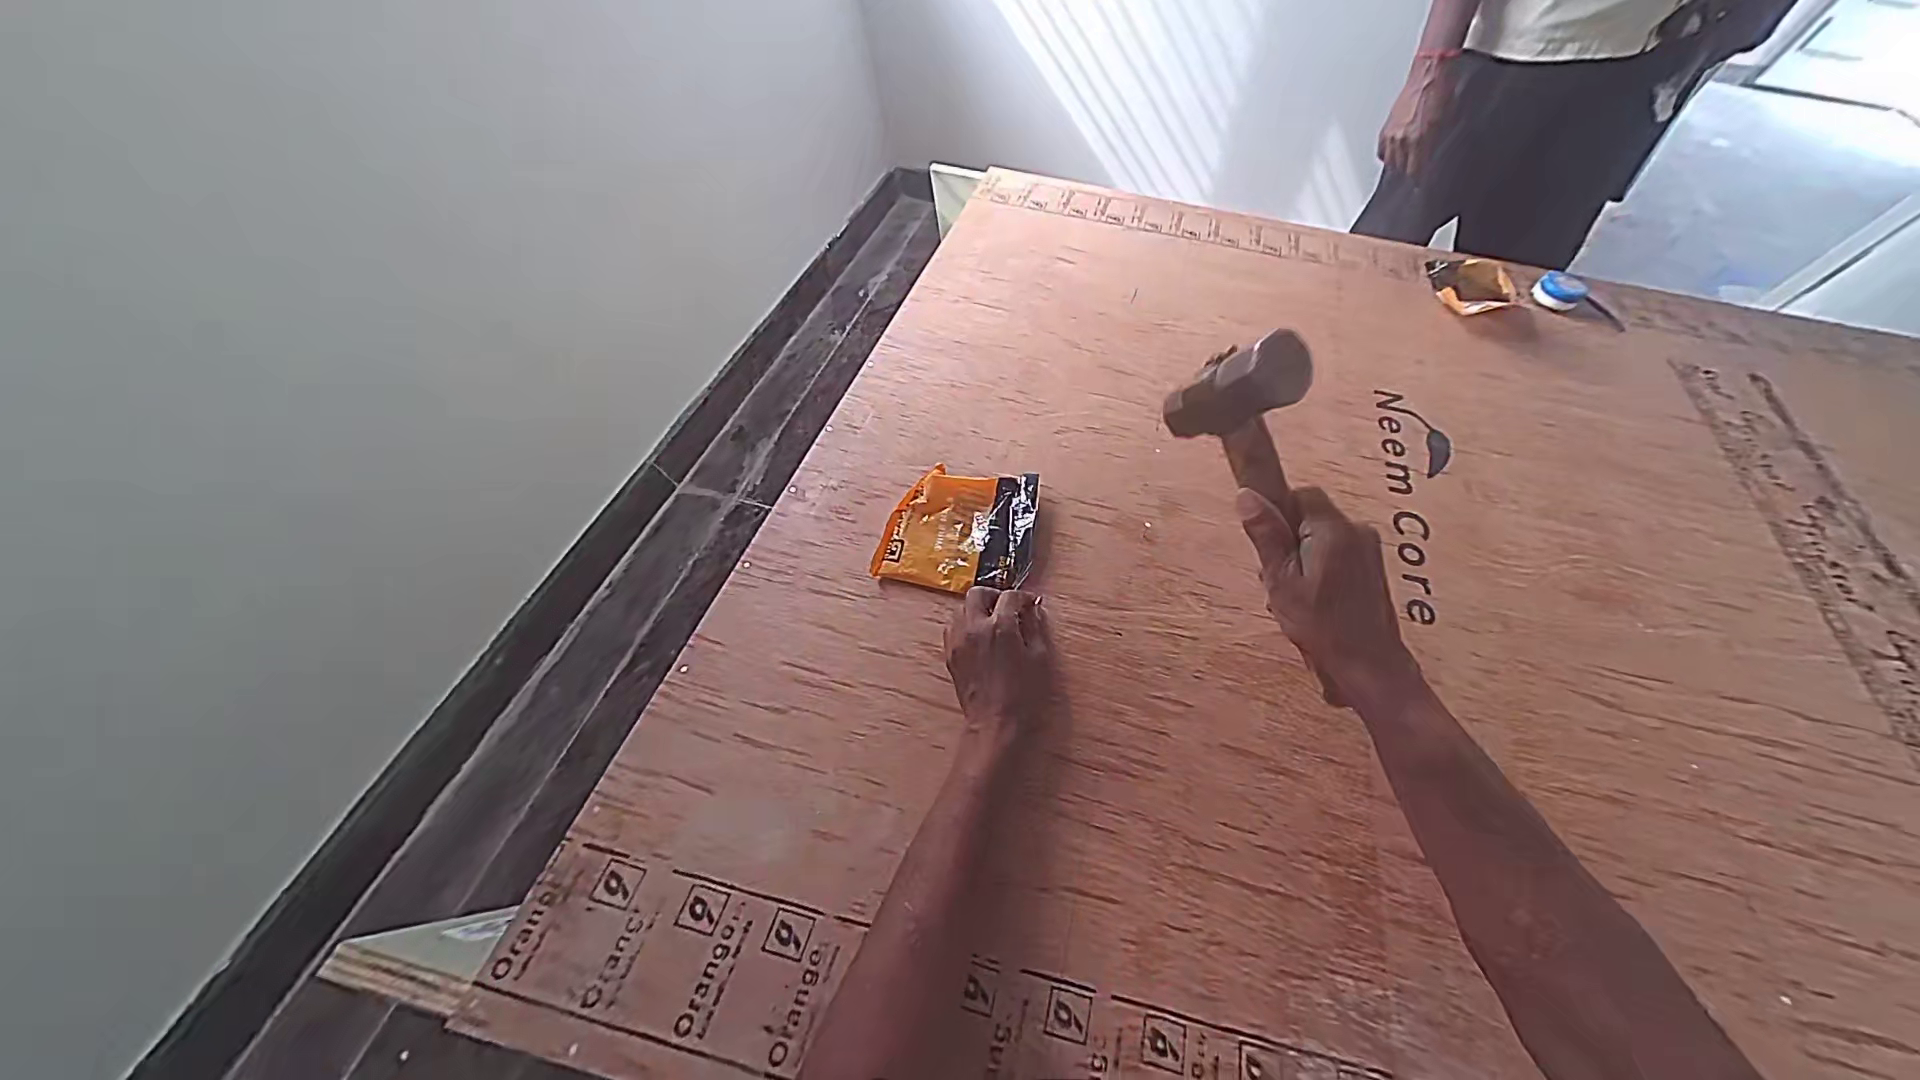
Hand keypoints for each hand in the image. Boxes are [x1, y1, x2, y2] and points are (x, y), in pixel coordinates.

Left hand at [945, 588, 1052, 752]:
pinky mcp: (950, 653)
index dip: (1022, 597)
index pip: (1009, 596)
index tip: (1029, 604)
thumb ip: (1035, 627)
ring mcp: (958, 640)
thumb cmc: (1022, 694)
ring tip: (992, 622)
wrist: (995, 721)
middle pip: (977, 593)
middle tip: (1007, 607)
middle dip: (994, 595)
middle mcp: (974, 627)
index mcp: (1000, 626)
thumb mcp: (1039, 657)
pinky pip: (953, 627)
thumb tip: (1032, 610)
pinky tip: (979, 637)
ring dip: (977, 609)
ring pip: (961, 608)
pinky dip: (965, 625)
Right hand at [1237, 487, 1419, 704]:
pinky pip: (1335, 552)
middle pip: (1310, 516)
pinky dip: (1317, 568)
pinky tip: (1310, 599)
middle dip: (1287, 540)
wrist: (1368, 665)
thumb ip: (1266, 535)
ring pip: (1320, 536)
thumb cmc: (1322, 627)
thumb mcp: (1280, 579)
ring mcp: (1368, 550)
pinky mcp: (1371, 567)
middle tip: (1276, 574)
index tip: (1266, 541)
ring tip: (1293, 593)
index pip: (1301, 494)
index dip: (1278, 512)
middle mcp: (1357, 532)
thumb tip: (1247, 496)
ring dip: (1300, 557)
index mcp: (1334, 530)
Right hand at [1378, 53, 1455, 175]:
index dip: (1420, 179)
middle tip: (1416, 172)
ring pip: (1391, 163)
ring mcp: (1392, 136)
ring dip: (1399, 164)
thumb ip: (1438, 142)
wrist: (1431, 70)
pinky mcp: (1385, 131)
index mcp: (1420, 139)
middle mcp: (1403, 140)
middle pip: (1402, 170)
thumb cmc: (1443, 89)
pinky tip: (1397, 152)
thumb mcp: (1448, 118)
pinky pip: (1382, 152)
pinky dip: (1389, 155)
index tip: (1423, 182)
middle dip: (1410, 172)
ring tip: (1407, 162)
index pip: (1416, 171)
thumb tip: (1434, 158)